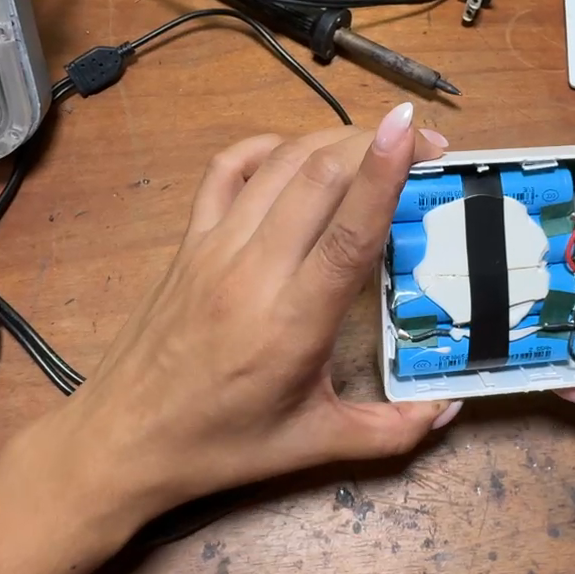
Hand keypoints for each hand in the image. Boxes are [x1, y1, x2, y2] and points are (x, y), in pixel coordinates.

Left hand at [34, 103, 460, 520]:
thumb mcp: (315, 446)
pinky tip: (294, 153)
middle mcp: (253, 270)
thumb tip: (453, 406)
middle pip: (318, 176)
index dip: (382, 172)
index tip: (409, 127)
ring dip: (332, 139)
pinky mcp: (189, 238)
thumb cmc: (223, 444)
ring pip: (278, 163)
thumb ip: (392, 431)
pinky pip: (226, 169)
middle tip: (422, 143)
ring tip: (372, 140)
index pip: (348, 231)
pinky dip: (266, 146)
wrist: (121, 440)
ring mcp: (214, 246)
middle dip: (373, 142)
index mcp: (293, 322)